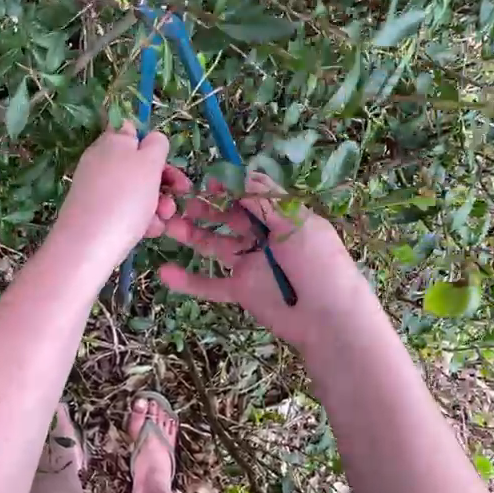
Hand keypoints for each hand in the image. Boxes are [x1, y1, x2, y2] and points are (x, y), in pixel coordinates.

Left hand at [50, 123, 189, 274]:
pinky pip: (125, 209)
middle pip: (139, 165)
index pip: (131, 130)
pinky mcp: (97, 213)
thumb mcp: (148, 162)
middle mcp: (102, 161)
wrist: (90, 243)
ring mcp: (98, 188)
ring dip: (156, 203)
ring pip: (136, 190)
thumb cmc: (125, 196)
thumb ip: (155, 144)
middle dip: (163, 180)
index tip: (164, 161)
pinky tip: (148, 231)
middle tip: (178, 193)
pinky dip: (140, 219)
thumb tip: (151, 138)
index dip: (150, 144)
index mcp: (113, 141)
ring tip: (162, 219)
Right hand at [159, 173, 383, 353]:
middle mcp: (263, 237)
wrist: (328, 317)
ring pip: (215, 245)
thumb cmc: (318, 263)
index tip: (207, 182)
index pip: (251, 195)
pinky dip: (189, 280)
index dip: (229, 186)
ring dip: (192, 235)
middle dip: (206, 207)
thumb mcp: (295, 224)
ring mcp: (250, 264)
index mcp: (281, 217)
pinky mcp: (241, 290)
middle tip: (182, 202)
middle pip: (228, 217)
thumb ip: (265, 200)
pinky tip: (165, 272)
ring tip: (169, 226)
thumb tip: (240, 174)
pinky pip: (211, 284)